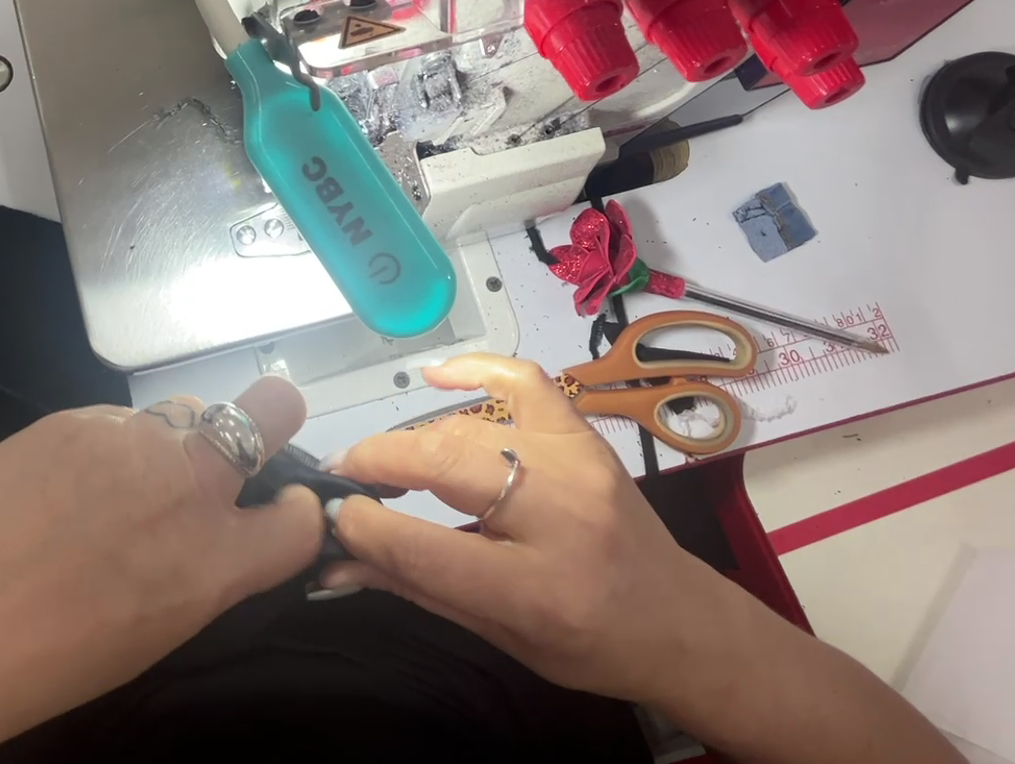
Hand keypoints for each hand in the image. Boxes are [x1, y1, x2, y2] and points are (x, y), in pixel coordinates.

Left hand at [0, 378, 323, 763]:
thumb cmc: (41, 660)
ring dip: (175, 440)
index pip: (301, 515)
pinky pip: (120, 420)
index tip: (272, 513)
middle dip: (272, 420)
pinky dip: (111, 444)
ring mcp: (133, 437)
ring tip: (123, 476)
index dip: (294, 512)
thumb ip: (199, 569)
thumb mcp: (150, 631)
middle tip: (241, 446)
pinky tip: (65, 478)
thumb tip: (212, 530)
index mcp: (213, 562)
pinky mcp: (78, 414)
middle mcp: (187, 485)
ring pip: (186, 410)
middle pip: (274, 407)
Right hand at [317, 353, 734, 707]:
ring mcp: (577, 464)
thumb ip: (412, 587)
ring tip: (381, 459)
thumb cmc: (588, 643)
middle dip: (376, 462)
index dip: (365, 525)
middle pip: (445, 465)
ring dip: (411, 439)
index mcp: (539, 592)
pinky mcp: (584, 435)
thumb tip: (333, 561)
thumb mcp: (497, 635)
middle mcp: (561, 517)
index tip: (331, 514)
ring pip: (468, 428)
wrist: (682, 622)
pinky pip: (523, 380)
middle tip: (343, 476)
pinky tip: (434, 376)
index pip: (427, 548)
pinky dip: (473, 370)